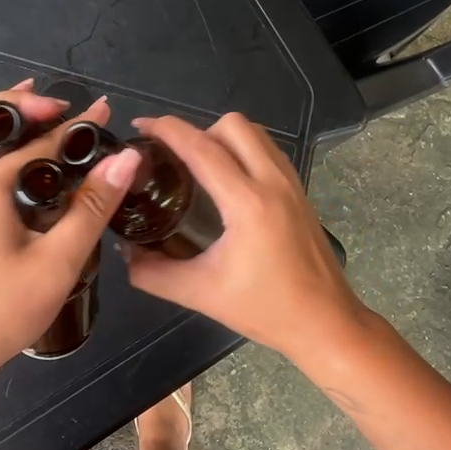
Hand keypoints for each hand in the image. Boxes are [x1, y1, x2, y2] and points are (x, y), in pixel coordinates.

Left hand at [0, 82, 139, 384]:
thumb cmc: (0, 309)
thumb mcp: (57, 260)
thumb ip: (92, 207)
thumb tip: (126, 157)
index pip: (40, 141)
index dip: (77, 125)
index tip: (107, 112)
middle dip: (15, 102)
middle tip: (54, 107)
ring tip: (32, 120)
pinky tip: (17, 171)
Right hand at [125, 113, 367, 360]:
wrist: (326, 324)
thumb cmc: (265, 309)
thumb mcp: (201, 294)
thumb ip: (154, 272)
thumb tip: (125, 252)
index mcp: (247, 203)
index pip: (202, 148)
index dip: (167, 130)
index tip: (141, 126)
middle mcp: (272, 181)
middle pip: (232, 125)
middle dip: (197, 130)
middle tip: (173, 156)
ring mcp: (290, 183)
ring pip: (254, 132)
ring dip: (222, 136)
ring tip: (198, 164)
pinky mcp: (299, 190)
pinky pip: (267, 149)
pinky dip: (242, 148)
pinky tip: (227, 177)